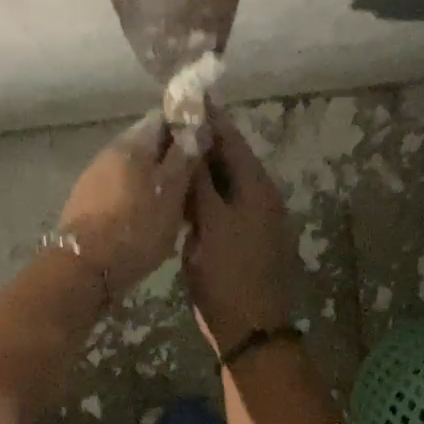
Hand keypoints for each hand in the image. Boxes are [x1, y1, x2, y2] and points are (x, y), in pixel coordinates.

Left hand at [57, 112, 195, 297]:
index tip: (206, 151)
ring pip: (134, 173)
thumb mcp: (172, 191)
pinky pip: (121, 194)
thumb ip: (185, 156)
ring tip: (175, 211)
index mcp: (131, 142)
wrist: (84, 267)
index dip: (186, 131)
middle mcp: (109, 153)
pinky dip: (137, 203)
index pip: (163, 120)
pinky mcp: (86, 205)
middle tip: (195, 187)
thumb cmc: (136, 226)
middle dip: (171, 163)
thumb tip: (197, 124)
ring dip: (155, 186)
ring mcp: (94, 179)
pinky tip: (148, 224)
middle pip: (147, 148)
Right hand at [184, 107, 292, 352]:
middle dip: (199, 139)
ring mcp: (251, 218)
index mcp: (256, 187)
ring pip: (222, 181)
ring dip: (198, 166)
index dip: (208, 117)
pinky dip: (200, 191)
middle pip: (227, 157)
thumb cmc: (227, 274)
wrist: (248, 327)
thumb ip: (199, 181)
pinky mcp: (240, 237)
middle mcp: (258, 196)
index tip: (183, 96)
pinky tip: (176, 190)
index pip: (231, 138)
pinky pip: (220, 202)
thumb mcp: (209, 224)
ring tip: (165, 151)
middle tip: (165, 124)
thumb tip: (191, 138)